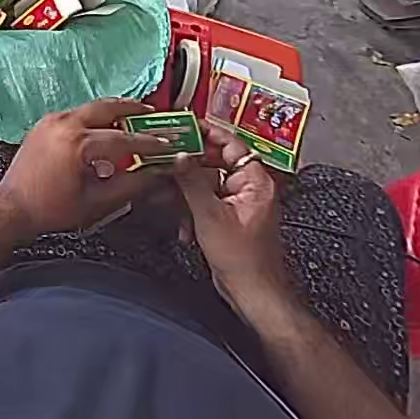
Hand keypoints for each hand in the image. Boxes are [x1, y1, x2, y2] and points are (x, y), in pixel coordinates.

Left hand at [0, 99, 173, 238]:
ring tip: (134, 116)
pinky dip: (94, 117)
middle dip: (133, 109)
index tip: (167, 144)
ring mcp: (51, 122)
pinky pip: (76, 114)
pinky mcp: (44, 125)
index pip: (124, 138)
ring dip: (113, 111)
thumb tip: (155, 172)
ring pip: (90, 107)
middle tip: (153, 114)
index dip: (150, 142)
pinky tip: (105, 127)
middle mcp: (64, 124)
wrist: (12, 207)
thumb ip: (131, 184)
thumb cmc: (50, 208)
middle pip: (107, 108)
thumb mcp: (97, 201)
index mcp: (77, 143)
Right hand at [173, 125, 289, 303]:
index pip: (231, 144)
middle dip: (188, 167)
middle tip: (164, 159)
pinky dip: (191, 210)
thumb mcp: (209, 214)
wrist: (252, 293)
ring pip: (206, 184)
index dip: (207, 132)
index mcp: (254, 182)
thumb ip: (192, 181)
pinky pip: (205, 202)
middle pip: (214, 163)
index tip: (185, 125)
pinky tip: (184, 227)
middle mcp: (249, 189)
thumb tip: (179, 156)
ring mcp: (239, 203)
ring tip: (166, 197)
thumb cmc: (243, 259)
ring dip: (186, 193)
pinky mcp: (228, 217)